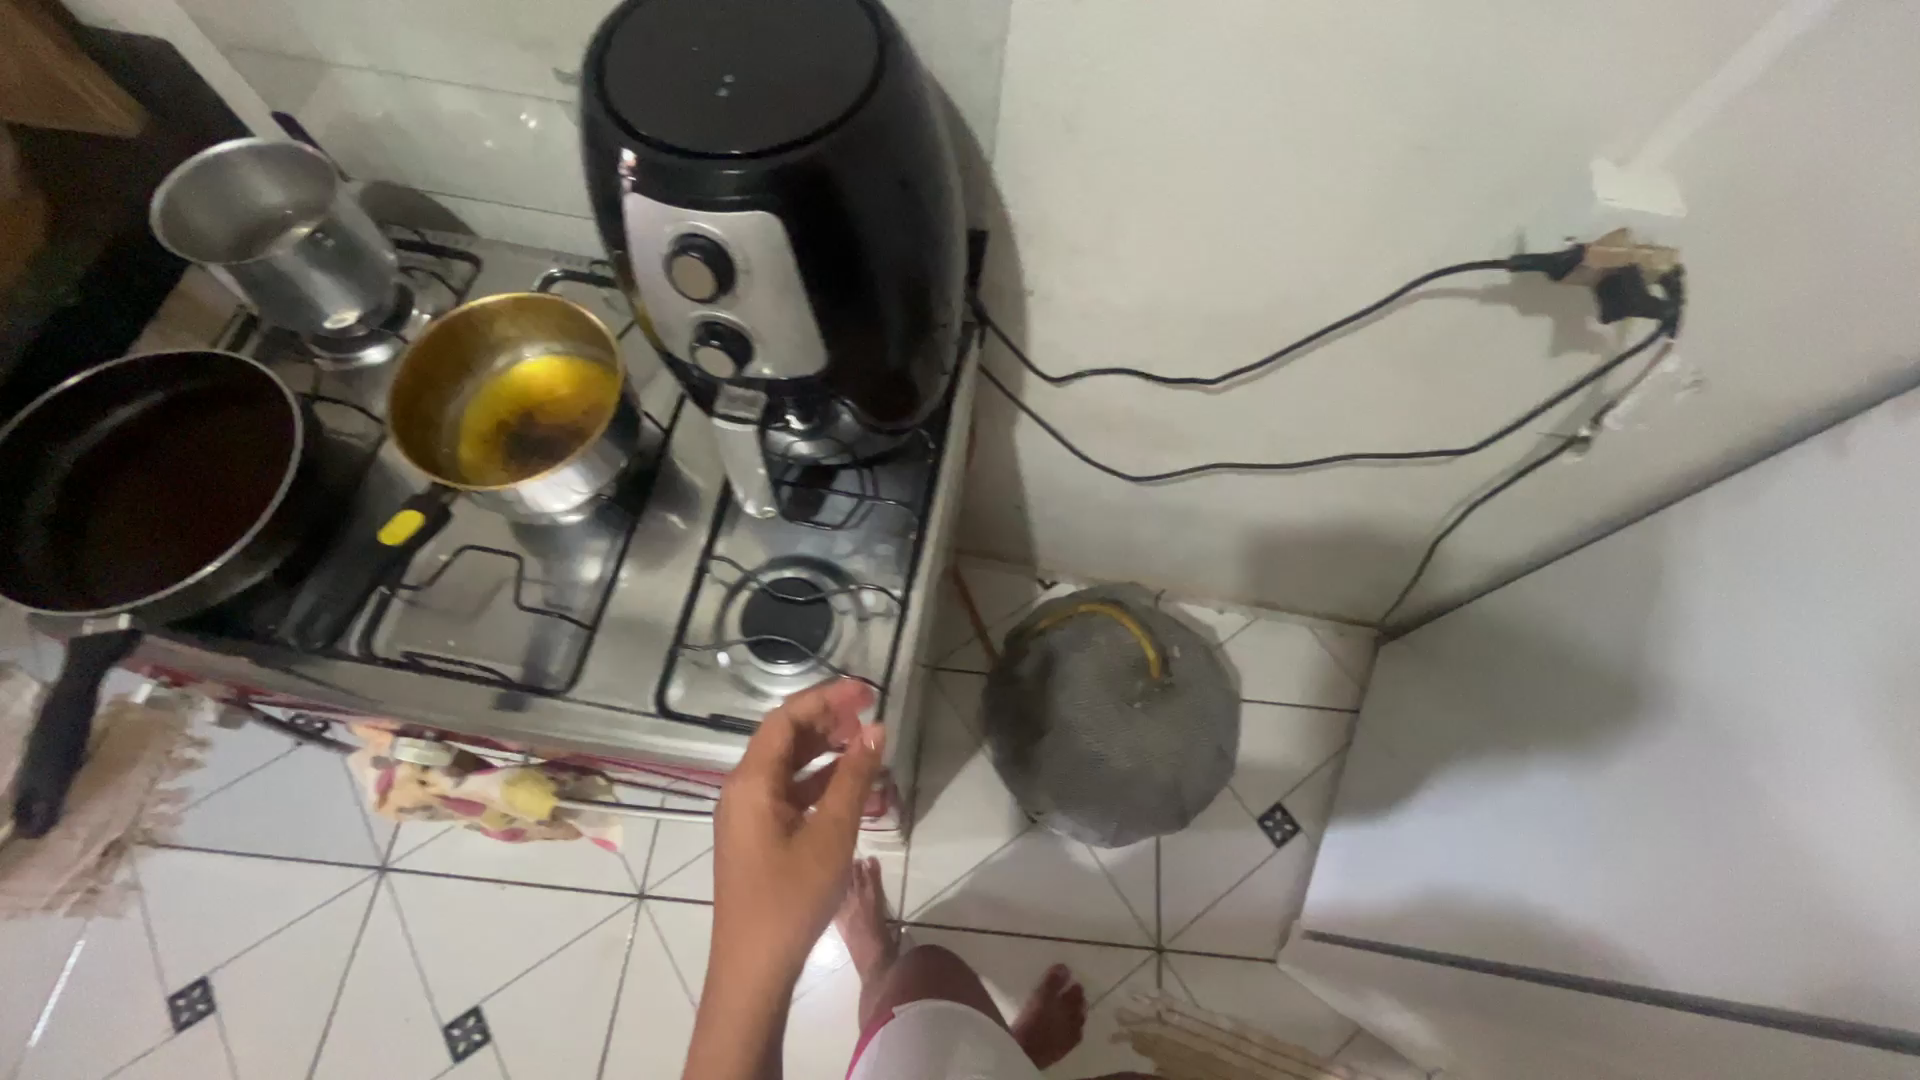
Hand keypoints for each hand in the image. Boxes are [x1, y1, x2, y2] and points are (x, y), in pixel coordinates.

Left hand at [712, 678, 884, 975]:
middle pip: (784, 737)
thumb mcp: (831, 834)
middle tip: (870, 712)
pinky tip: (849, 781)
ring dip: (824, 748)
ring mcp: (748, 814)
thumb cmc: (790, 897)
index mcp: (751, 782)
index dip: (826, 698)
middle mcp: (743, 789)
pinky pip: (788, 791)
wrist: (754, 971)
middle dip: (826, 719)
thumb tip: (876, 729)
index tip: (866, 692)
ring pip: (787, 764)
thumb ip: (853, 777)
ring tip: (864, 741)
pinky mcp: (757, 835)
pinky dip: (818, 780)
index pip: (786, 718)